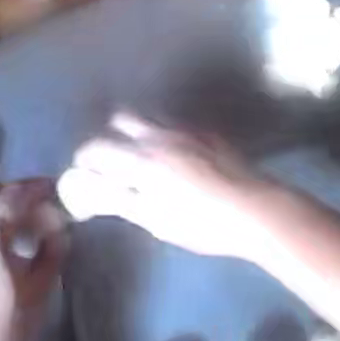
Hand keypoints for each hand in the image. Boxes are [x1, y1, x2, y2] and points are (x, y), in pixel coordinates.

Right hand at [63, 113, 273, 260]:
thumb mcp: (158, 222)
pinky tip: (173, 155)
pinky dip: (161, 133)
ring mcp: (183, 130)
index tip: (83, 169)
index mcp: (142, 161)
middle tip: (112, 160)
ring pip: (147, 116)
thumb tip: (94, 192)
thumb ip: (122, 201)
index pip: (99, 148)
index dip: (85, 157)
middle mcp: (158, 137)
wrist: (256, 209)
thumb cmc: (204, 224)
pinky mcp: (205, 132)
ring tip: (140, 154)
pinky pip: (172, 122)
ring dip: (135, 130)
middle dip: (110, 137)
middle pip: (120, 121)